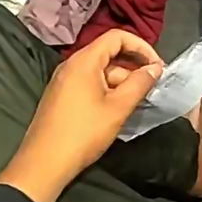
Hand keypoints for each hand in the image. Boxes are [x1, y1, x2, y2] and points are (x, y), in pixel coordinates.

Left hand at [0, 30, 163, 201]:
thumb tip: (155, 67)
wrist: (44, 164)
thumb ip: (140, 83)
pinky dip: (108, 89)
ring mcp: (64, 80)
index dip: (141, 47)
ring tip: (139, 100)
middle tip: (152, 85)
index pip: (117, 37)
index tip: (157, 66)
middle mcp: (72, 64)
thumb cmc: (84, 133)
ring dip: (122, 80)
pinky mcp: (61, 95)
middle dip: (133, 66)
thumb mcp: (118, 108)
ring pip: (100, 70)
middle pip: (109, 53)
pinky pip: (90, 82)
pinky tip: (118, 108)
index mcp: (84, 61)